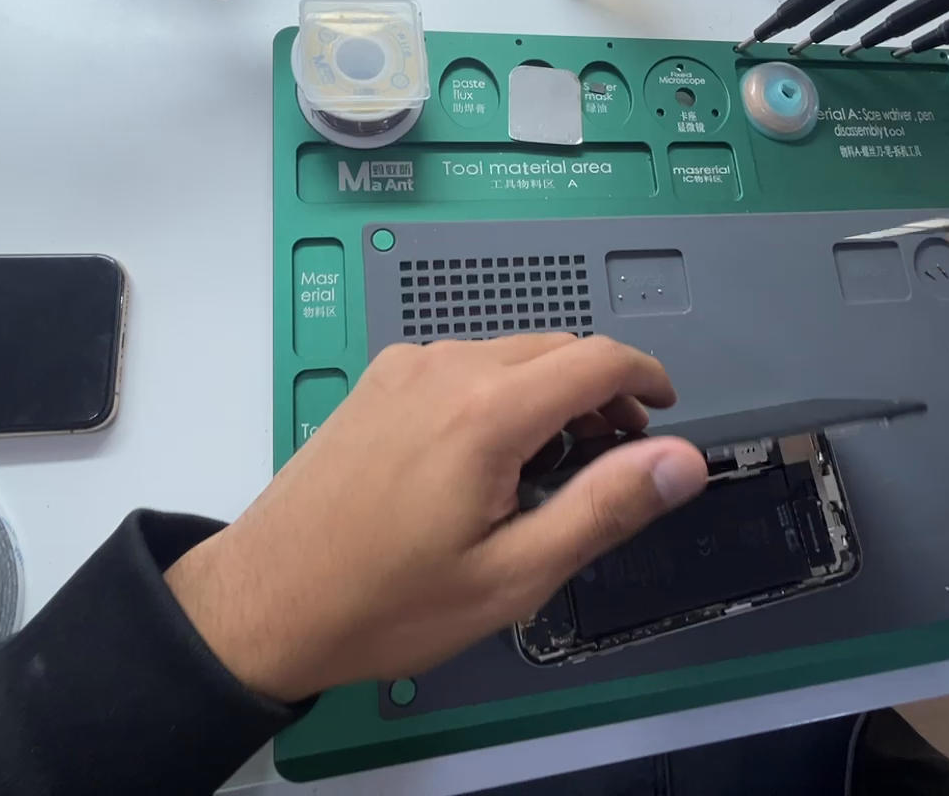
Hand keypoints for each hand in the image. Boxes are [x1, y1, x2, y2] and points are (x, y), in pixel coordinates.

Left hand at [163, 334, 706, 700]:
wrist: (265, 600)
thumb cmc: (391, 600)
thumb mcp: (513, 573)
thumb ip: (606, 506)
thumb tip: (683, 460)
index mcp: (488, 408)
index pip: (597, 360)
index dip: (646, 376)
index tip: (664, 408)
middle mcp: (448, 365)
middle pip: (556, 349)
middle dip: (602, 388)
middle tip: (617, 447)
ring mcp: (407, 364)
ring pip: (510, 352)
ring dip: (551, 388)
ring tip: (556, 456)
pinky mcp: (381, 376)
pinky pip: (465, 362)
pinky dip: (503, 387)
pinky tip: (491, 445)